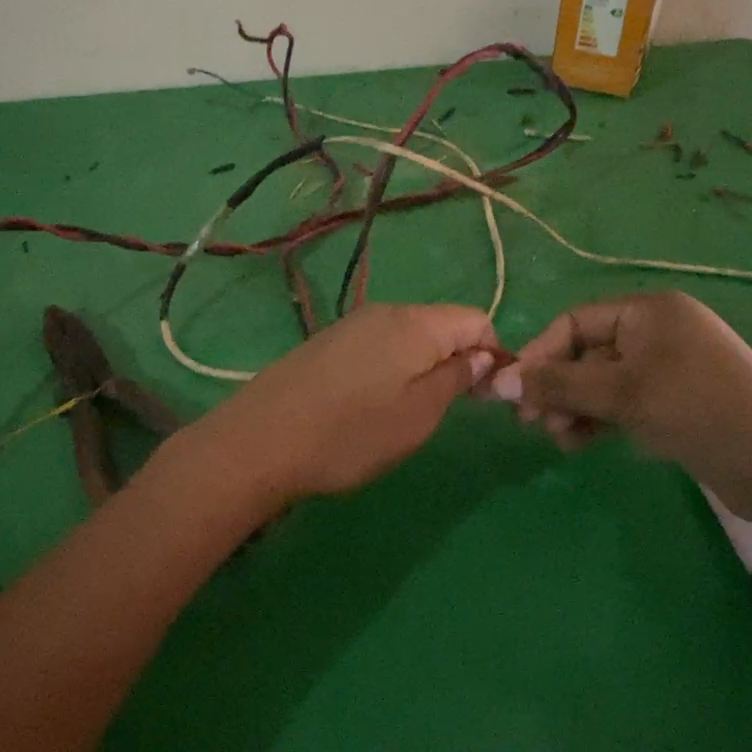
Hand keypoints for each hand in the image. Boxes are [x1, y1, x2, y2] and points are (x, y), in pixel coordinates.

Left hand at [170, 303, 498, 506]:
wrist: (259, 440)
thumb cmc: (350, 434)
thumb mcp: (418, 416)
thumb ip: (456, 379)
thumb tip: (483, 356)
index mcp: (416, 323)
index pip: (477, 319)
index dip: (492, 354)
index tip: (485, 398)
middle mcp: (386, 311)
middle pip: (442, 323)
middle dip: (457, 360)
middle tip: (449, 410)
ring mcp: (352, 324)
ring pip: (409, 335)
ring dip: (423, 365)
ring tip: (409, 411)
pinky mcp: (328, 341)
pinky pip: (379, 344)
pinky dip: (392, 367)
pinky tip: (373, 403)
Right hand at [482, 291, 751, 519]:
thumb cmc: (693, 408)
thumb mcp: (619, 393)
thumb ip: (557, 384)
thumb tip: (499, 381)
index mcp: (648, 310)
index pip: (575, 321)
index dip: (540, 353)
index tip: (515, 391)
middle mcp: (658, 330)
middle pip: (587, 351)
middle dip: (557, 386)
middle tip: (532, 423)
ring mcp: (670, 367)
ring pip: (604, 380)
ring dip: (575, 406)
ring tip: (558, 439)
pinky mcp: (679, 401)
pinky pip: (625, 401)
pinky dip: (601, 418)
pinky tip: (582, 443)